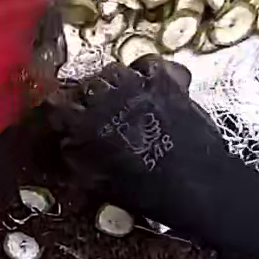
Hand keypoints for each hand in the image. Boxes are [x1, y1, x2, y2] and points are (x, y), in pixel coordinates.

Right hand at [51, 57, 258, 258]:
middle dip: (81, 98)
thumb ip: (78, 159)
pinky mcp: (170, 85)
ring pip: (113, 71)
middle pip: (85, 85)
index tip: (56, 120)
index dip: (53, 111)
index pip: (56, 104)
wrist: (205, 189)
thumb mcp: (102, 183)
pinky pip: (150, 65)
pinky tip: (143, 86)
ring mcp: (143, 87)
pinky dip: (143, 72)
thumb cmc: (150, 193)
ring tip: (113, 99)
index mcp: (90, 123)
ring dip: (109, 84)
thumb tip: (65, 143)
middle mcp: (112, 98)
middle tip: (86, 113)